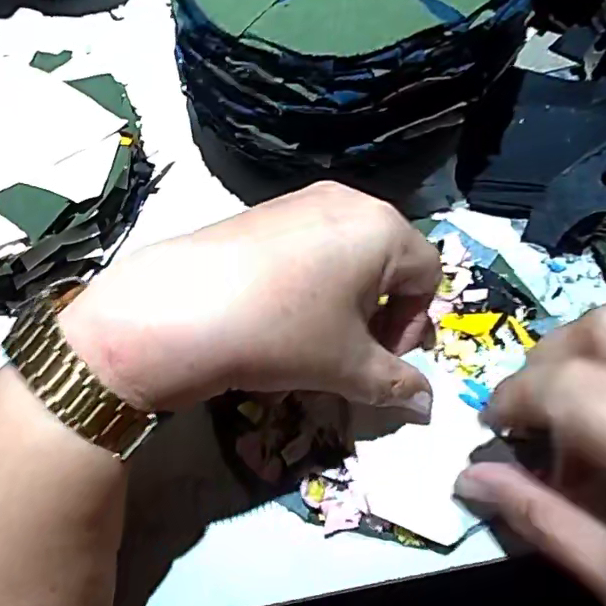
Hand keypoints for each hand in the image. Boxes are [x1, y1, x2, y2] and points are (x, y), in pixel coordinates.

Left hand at [58, 181, 439, 412]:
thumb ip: (398, 384)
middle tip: (354, 350)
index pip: (429, 276)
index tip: (382, 358)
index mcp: (384, 227)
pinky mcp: (266, 209)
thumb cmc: (284, 333)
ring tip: (315, 334)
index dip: (414, 324)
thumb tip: (427, 405)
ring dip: (350, 298)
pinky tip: (283, 312)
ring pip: (352, 253)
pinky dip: (316, 279)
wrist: (177, 311)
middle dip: (382, 311)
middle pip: (391, 260)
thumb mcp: (349, 365)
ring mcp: (304, 199)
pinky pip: (315, 243)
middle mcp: (350, 201)